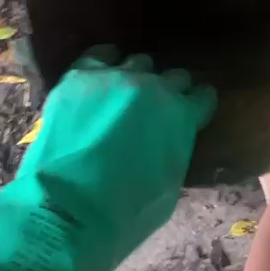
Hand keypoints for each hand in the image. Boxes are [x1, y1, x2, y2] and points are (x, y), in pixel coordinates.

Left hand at [19, 47, 216, 265]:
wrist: (66, 214)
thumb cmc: (124, 215)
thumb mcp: (169, 188)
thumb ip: (175, 149)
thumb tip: (170, 139)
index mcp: (181, 115)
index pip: (203, 96)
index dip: (198, 106)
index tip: (193, 113)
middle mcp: (154, 86)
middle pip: (174, 75)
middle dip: (170, 91)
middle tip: (157, 110)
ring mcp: (117, 76)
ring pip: (139, 62)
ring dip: (138, 79)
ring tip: (125, 95)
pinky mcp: (81, 76)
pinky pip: (100, 55)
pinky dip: (106, 62)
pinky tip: (103, 74)